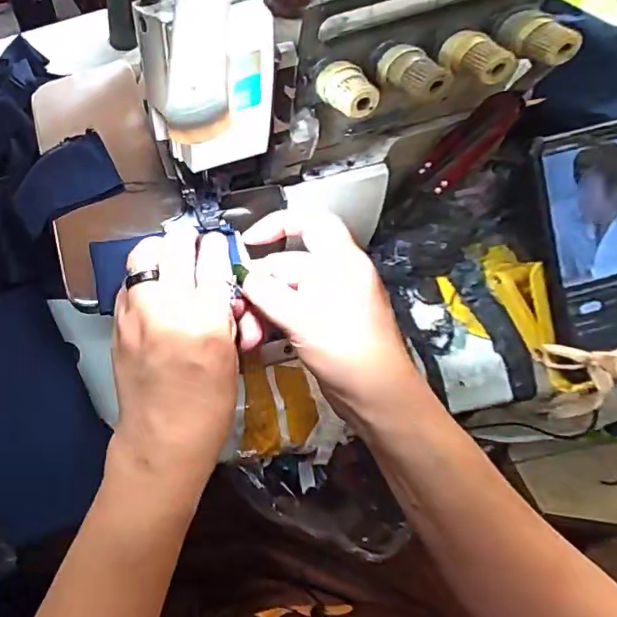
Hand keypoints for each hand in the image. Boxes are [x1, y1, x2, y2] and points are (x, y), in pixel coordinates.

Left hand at [108, 226, 239, 497]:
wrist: (160, 437)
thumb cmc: (207, 407)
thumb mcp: (231, 358)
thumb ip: (223, 316)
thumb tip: (221, 286)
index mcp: (204, 321)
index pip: (213, 264)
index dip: (218, 248)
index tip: (218, 242)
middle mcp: (166, 309)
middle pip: (175, 250)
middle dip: (187, 241)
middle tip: (193, 242)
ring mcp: (135, 314)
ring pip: (143, 258)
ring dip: (159, 252)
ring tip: (169, 258)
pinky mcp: (117, 323)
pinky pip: (128, 283)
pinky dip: (141, 278)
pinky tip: (151, 288)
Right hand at [236, 210, 424, 417]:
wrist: (376, 394)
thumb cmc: (347, 351)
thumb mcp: (297, 316)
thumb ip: (264, 291)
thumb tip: (243, 277)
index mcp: (340, 261)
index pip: (310, 222)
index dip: (276, 224)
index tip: (249, 242)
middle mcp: (337, 274)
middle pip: (287, 263)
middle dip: (259, 283)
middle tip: (239, 305)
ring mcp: (331, 298)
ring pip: (285, 289)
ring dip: (262, 306)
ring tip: (249, 330)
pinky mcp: (325, 321)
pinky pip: (291, 309)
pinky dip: (273, 318)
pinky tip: (259, 335)